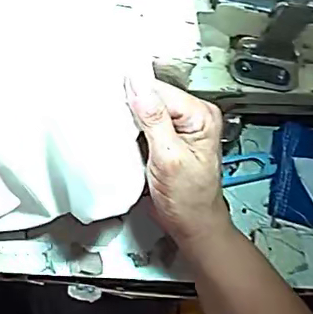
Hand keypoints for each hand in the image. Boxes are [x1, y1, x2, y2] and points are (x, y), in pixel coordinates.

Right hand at [126, 75, 234, 242]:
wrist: (191, 225)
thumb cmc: (190, 200)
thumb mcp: (169, 159)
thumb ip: (154, 121)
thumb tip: (139, 88)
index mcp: (201, 115)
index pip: (159, 89)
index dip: (133, 93)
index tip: (112, 99)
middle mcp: (192, 116)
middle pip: (151, 94)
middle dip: (129, 104)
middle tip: (112, 118)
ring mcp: (178, 125)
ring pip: (144, 107)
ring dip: (128, 116)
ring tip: (118, 129)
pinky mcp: (165, 135)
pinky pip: (142, 121)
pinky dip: (130, 126)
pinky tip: (123, 135)